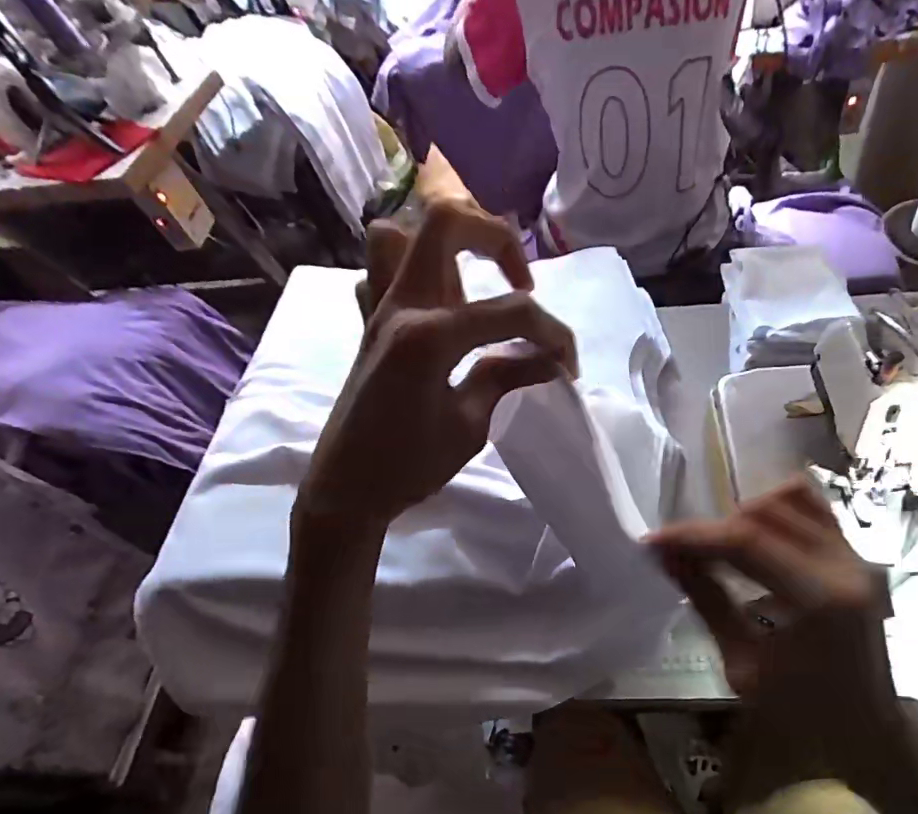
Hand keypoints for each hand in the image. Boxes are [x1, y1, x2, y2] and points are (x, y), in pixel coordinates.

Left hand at [301, 201, 574, 527]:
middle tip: (523, 285)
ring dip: (446, 245)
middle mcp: (400, 305)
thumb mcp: (470, 427)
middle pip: (447, 221)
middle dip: (498, 240)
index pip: (510, 311)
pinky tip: (435, 303)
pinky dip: (409, 271)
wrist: (347, 488)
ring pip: (400, 232)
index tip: (569, 366)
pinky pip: (379, 271)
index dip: (552, 334)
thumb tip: (548, 361)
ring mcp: (378, 309)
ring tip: (476, 283)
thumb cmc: (410, 466)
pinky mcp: (368, 324)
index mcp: (429, 336)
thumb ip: (506, 379)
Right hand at [645, 480, 912, 788]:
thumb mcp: (744, 666)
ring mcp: (857, 557)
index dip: (695, 535)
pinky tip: (753, 540)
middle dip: (714, 527)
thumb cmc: (801, 716)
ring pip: (793, 500)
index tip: (654, 542)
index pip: (747, 541)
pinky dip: (777, 514)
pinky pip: (814, 511)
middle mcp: (846, 565)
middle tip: (680, 551)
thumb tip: (669, 559)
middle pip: (767, 513)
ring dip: (745, 516)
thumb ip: (709, 603)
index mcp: (820, 599)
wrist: (864, 731)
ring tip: (717, 547)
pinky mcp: (857, 558)